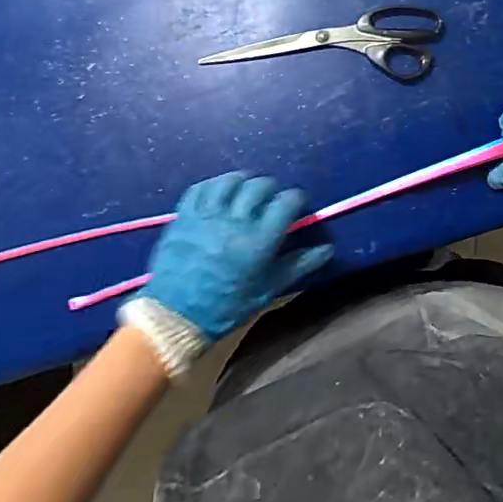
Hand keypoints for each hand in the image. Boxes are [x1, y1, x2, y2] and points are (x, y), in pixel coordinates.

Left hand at [139, 172, 332, 338]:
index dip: (297, 199)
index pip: (288, 201)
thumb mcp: (268, 289)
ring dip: (243, 181)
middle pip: (260, 186)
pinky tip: (220, 192)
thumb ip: (299, 265)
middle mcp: (235, 221)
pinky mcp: (184, 219)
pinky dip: (213, 185)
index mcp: (259, 239)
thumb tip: (328, 249)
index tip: (297, 206)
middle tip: (271, 200)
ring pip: (230, 182)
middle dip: (272, 188)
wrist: (174, 320)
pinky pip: (200, 189)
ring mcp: (207, 218)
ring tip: (245, 191)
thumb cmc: (227, 306)